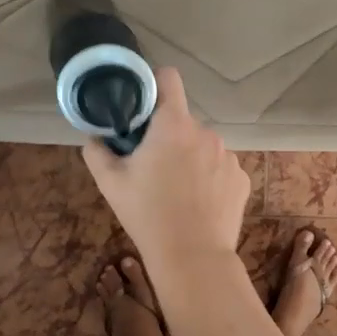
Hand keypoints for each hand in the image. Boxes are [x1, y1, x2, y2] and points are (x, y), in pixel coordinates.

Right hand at [82, 67, 249, 263]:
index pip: (169, 79)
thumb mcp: (110, 183)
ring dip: (191, 159)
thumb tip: (94, 136)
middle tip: (153, 167)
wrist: (193, 256)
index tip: (144, 105)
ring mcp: (229, 156)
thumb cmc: (148, 215)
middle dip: (169, 137)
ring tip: (178, 192)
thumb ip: (97, 151)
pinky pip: (221, 169)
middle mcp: (206, 133)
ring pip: (204, 147)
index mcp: (173, 125)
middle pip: (183, 122)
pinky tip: (199, 204)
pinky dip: (211, 179)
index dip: (155, 84)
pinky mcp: (241, 178)